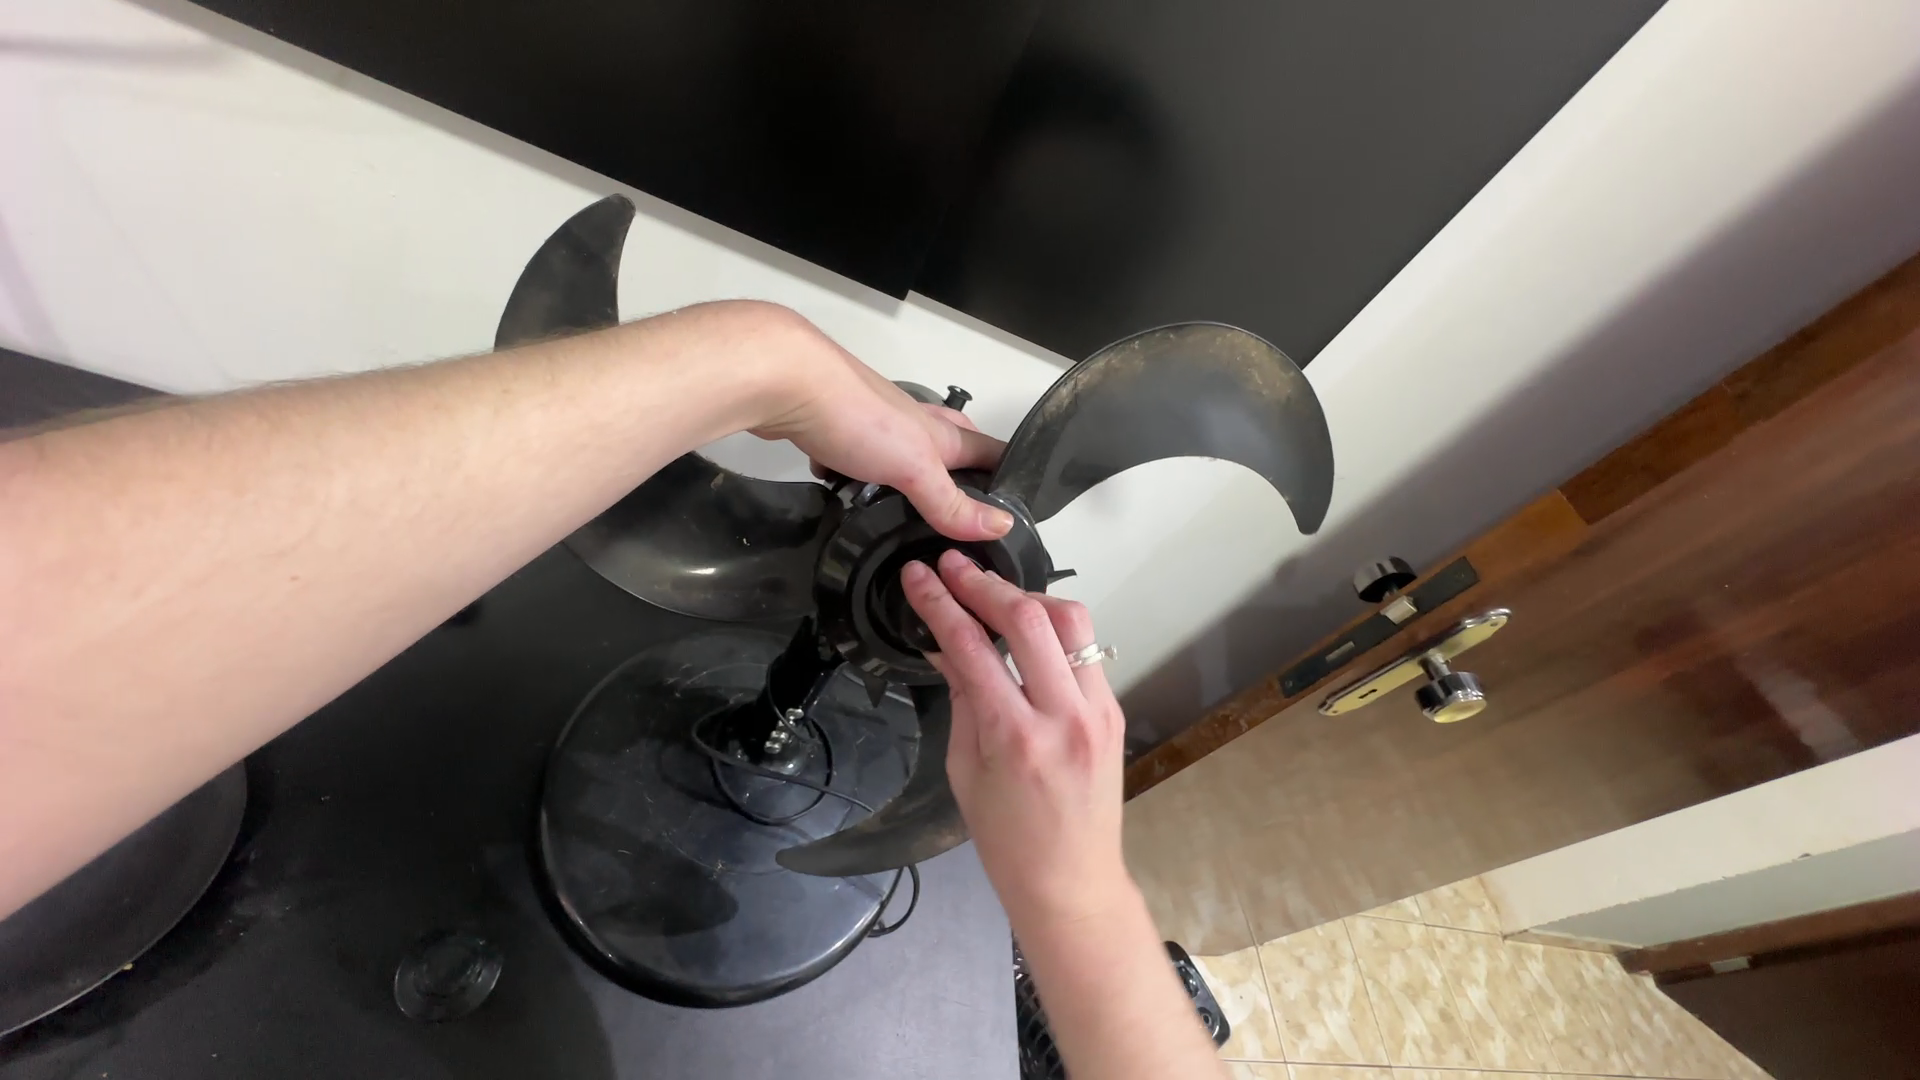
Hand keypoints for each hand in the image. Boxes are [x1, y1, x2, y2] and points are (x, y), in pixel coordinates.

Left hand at [743, 307, 1011, 540]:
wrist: (784, 382)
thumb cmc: (859, 417)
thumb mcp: (916, 468)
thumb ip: (952, 502)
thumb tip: (1002, 525)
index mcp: (938, 432)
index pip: (989, 449)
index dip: (1008, 472)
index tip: (1018, 505)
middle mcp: (911, 425)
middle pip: (949, 446)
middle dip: (962, 474)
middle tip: (963, 510)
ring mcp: (871, 426)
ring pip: (900, 456)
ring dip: (907, 481)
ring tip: (907, 519)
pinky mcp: (833, 433)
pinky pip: (854, 460)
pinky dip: (856, 479)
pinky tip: (849, 500)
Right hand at [901, 549, 1133, 928]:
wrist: (1071, 880)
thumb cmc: (1005, 838)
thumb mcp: (964, 768)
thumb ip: (960, 697)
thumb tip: (943, 644)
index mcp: (1014, 737)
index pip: (971, 647)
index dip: (939, 603)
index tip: (918, 575)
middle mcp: (1063, 715)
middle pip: (1028, 618)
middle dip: (984, 583)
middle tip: (953, 565)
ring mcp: (1097, 709)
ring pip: (1070, 619)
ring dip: (1027, 595)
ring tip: (993, 593)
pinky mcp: (1113, 709)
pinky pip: (1084, 647)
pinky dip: (1053, 626)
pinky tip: (1026, 627)